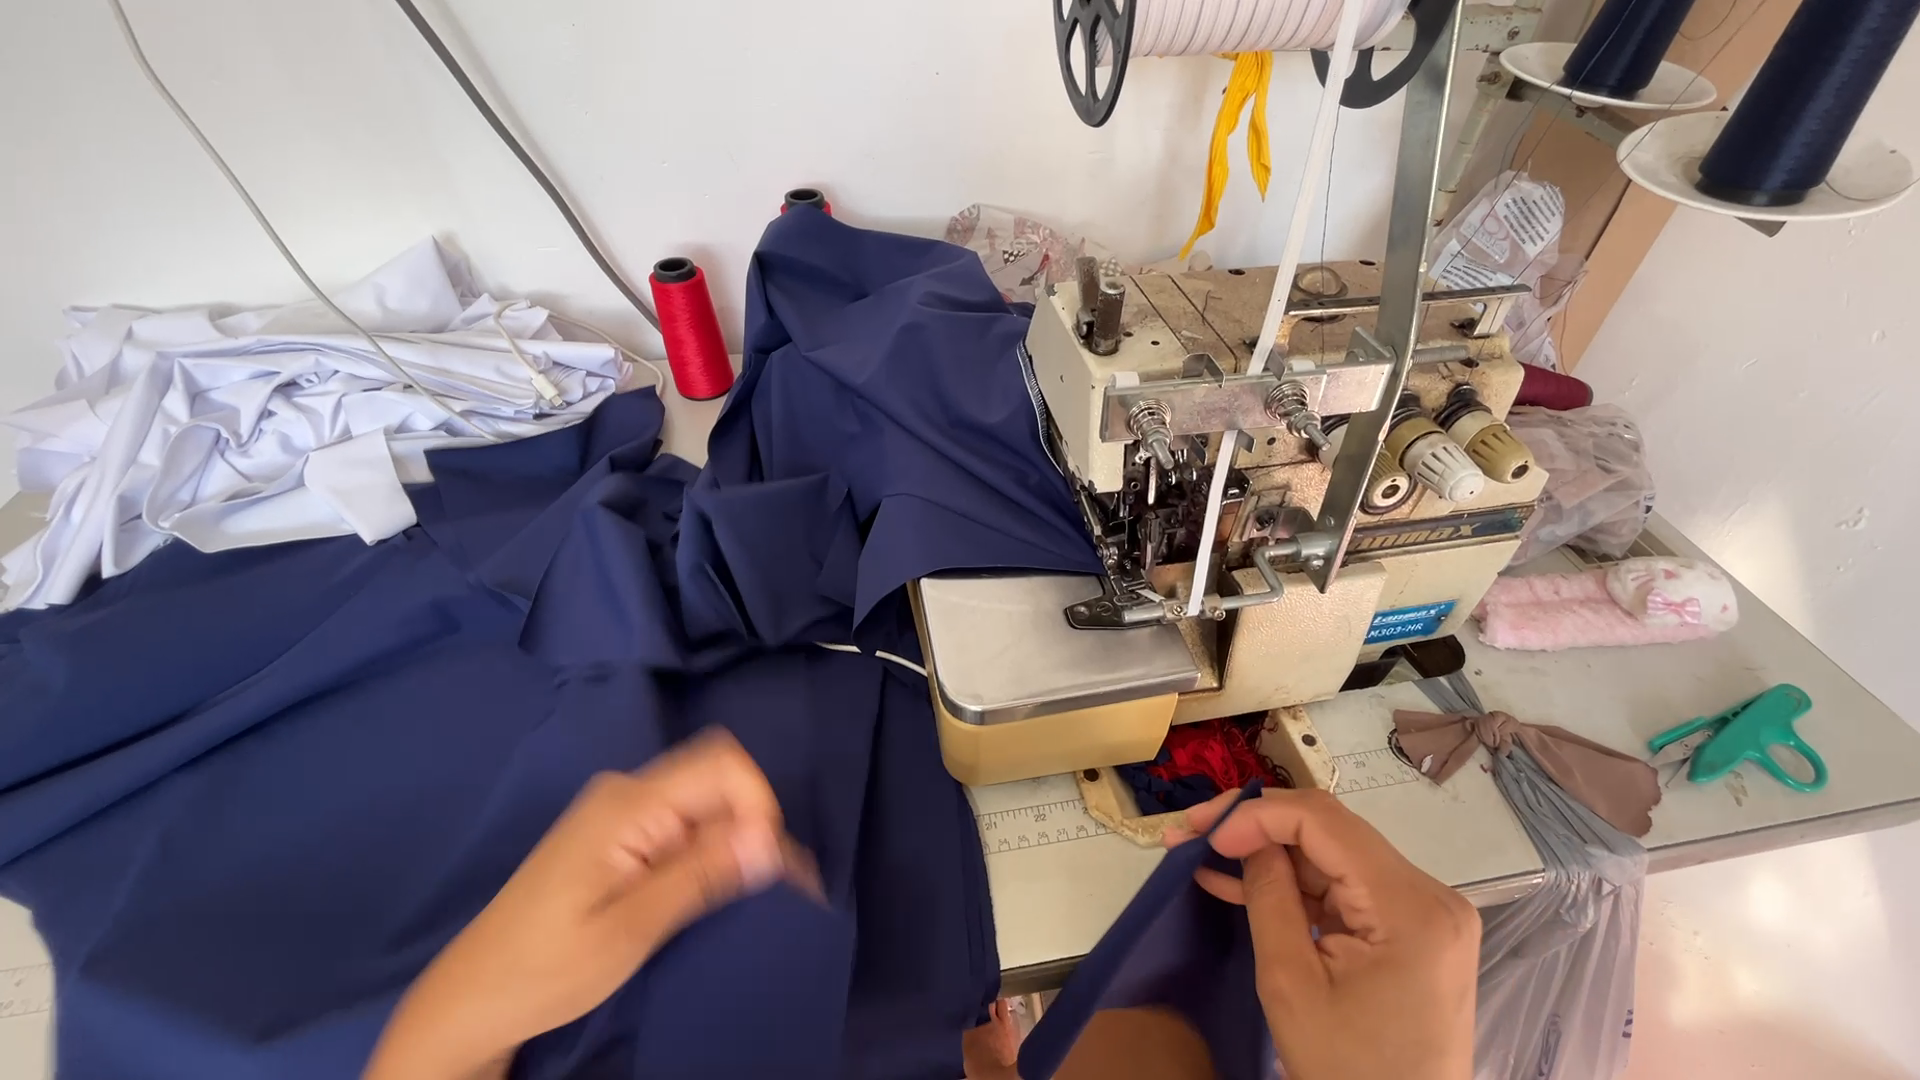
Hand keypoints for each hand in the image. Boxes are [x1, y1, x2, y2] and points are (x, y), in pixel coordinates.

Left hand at [363, 730, 820, 1079]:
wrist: (469, 1001)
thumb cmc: (545, 968)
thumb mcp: (631, 928)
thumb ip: (701, 874)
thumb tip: (769, 838)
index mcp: (628, 804)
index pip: (722, 764)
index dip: (757, 803)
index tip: (764, 862)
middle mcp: (627, 791)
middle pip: (716, 778)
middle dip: (752, 823)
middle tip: (765, 885)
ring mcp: (620, 810)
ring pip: (704, 799)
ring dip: (734, 838)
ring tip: (744, 892)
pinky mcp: (619, 832)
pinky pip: (683, 819)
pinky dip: (710, 847)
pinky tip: (711, 886)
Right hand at [1167, 789, 1478, 1079]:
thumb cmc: (1346, 1070)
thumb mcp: (1291, 983)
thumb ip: (1268, 895)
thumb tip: (1244, 836)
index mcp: (1410, 907)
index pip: (1323, 822)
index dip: (1256, 814)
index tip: (1203, 834)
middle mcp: (1428, 895)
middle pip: (1328, 831)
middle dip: (1254, 826)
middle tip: (1190, 830)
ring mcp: (1420, 911)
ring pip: (1328, 854)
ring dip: (1263, 853)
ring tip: (1199, 852)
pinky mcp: (1406, 928)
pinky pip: (1339, 887)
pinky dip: (1289, 884)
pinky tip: (1233, 881)